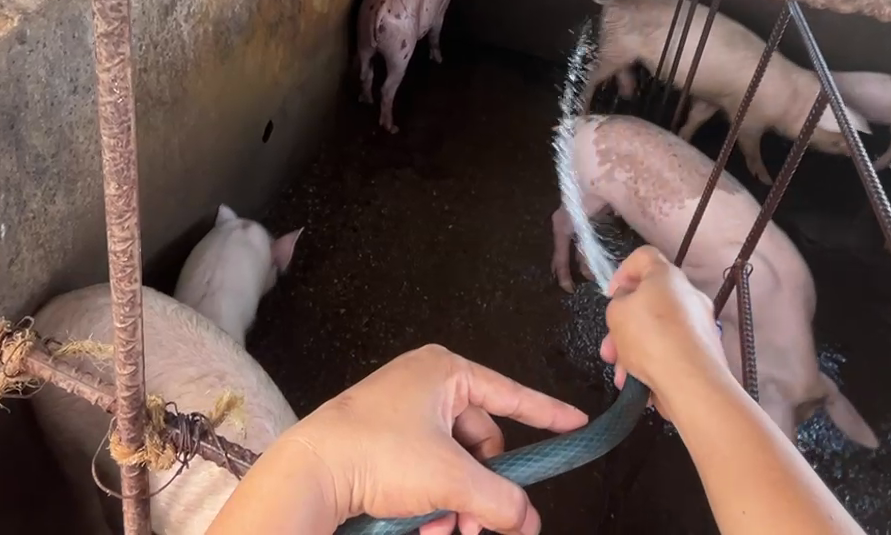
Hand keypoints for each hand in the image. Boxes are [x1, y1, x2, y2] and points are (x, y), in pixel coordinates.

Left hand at [265, 344, 586, 534]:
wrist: (312, 470)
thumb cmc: (383, 454)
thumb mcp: (451, 479)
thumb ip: (501, 500)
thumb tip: (528, 520)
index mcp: (445, 372)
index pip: (509, 393)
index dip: (546, 412)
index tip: (578, 423)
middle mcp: (427, 383)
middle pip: (482, 441)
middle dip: (484, 489)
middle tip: (477, 526)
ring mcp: (404, 409)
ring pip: (455, 463)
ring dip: (458, 503)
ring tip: (443, 531)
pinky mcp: (386, 436)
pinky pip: (428, 469)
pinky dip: (433, 500)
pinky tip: (422, 527)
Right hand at [599, 246, 731, 414]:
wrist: (694, 384)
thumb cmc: (650, 337)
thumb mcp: (616, 312)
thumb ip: (618, 303)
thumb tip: (630, 305)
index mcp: (667, 276)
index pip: (643, 257)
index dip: (622, 271)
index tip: (612, 295)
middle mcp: (688, 296)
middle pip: (649, 300)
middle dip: (624, 324)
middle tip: (610, 345)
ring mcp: (700, 326)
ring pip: (658, 330)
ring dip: (634, 348)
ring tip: (619, 371)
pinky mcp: (706, 354)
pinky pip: (672, 351)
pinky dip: (654, 362)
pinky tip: (638, 382)